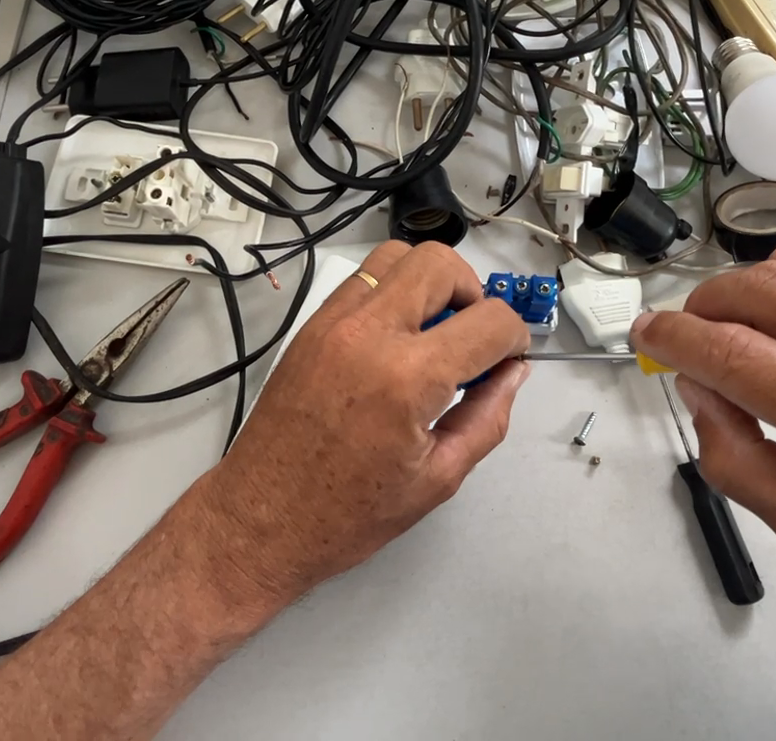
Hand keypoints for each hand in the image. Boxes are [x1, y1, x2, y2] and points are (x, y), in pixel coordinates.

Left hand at [185, 242, 531, 606]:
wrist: (260, 520)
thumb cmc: (348, 513)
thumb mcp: (438, 478)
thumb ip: (487, 417)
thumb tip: (513, 372)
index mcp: (407, 378)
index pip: (489, 321)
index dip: (515, 336)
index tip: (510, 357)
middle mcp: (369, 333)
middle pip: (441, 264)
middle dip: (475, 292)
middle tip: (474, 336)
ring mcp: (334, 322)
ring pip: (397, 256)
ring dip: (430, 280)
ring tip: (436, 327)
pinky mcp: (311, 325)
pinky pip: (362, 279)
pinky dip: (392, 290)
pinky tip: (397, 336)